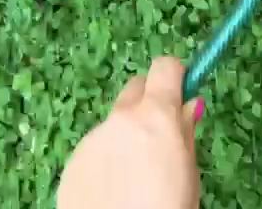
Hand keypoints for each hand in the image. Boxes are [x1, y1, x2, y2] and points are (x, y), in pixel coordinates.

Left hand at [58, 57, 203, 208]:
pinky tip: (110, 194)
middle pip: (136, 89)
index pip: (165, 67)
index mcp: (156, 115)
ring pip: (114, 124)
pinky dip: (104, 162)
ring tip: (131, 179)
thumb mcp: (189, 174)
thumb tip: (187, 106)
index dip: (174, 77)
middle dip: (148, 104)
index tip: (180, 93)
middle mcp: (121, 118)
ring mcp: (93, 138)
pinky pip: (94, 149)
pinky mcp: (72, 163)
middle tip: (156, 138)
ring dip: (124, 137)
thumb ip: (185, 133)